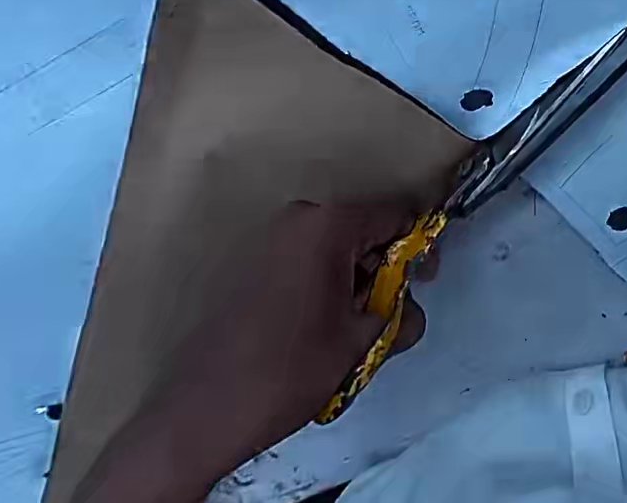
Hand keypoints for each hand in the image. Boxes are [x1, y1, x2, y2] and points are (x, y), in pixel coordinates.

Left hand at [75, 199, 424, 502]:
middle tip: (387, 313)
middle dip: (383, 267)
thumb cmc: (288, 369)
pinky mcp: (251, 258)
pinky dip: (324, 280)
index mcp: (329, 225)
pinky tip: (316, 323)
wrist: (201, 410)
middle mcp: (300, 216)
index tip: (425, 279)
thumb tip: (413, 306)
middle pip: (362, 229)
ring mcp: (270, 235)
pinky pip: (305, 256)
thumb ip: (402, 314)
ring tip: (349, 326)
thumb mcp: (359, 343)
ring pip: (333, 245)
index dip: (418, 245)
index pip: (394, 215)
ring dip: (353, 277)